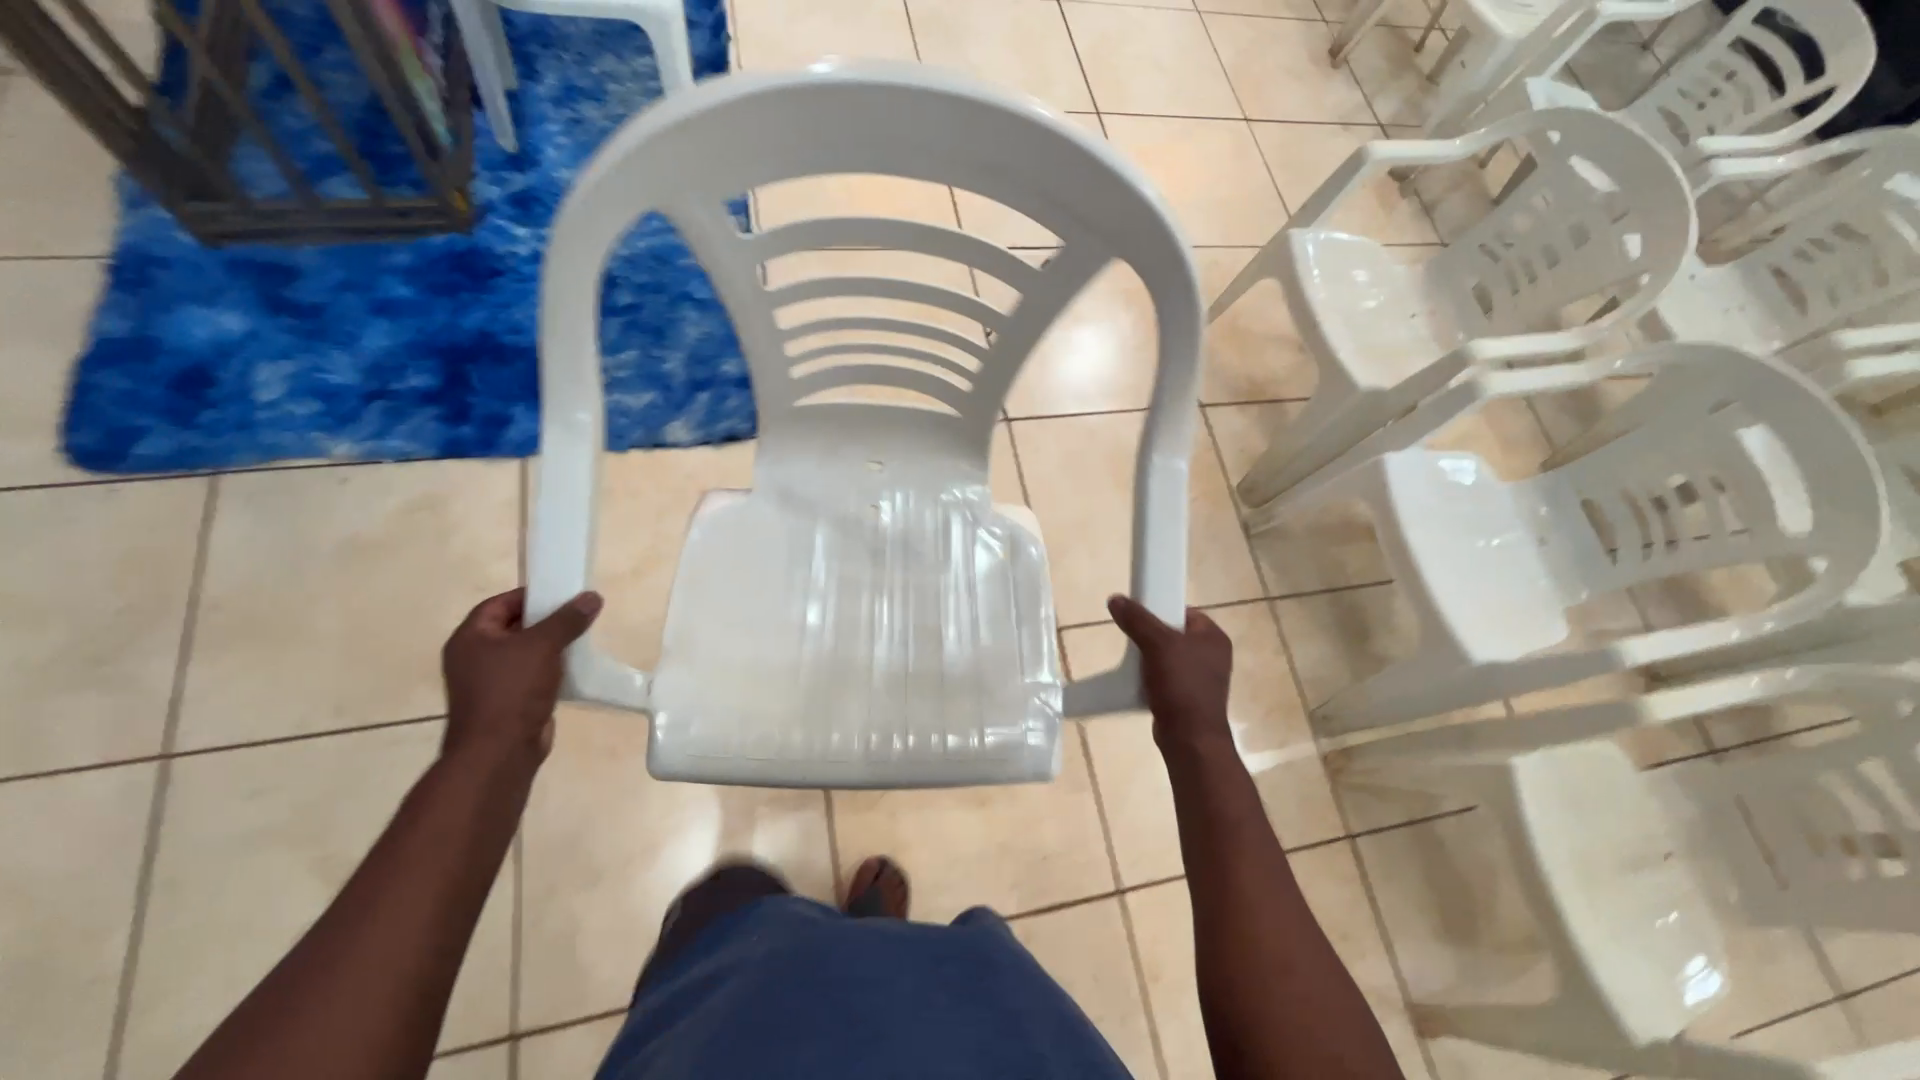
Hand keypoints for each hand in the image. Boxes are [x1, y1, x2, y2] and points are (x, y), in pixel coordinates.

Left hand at [441, 588, 602, 769]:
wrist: (500, 752)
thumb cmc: (512, 690)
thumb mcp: (542, 646)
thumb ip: (567, 619)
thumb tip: (592, 597)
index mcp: (470, 638)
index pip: (499, 604)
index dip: (530, 595)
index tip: (561, 593)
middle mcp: (474, 657)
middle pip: (513, 627)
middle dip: (545, 621)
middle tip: (576, 615)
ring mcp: (488, 682)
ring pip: (524, 653)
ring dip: (550, 647)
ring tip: (580, 638)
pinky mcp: (507, 702)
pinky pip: (530, 676)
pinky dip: (550, 670)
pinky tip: (574, 668)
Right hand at [1108, 595, 1233, 755]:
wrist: (1189, 738)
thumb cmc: (1181, 685)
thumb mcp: (1157, 644)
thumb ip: (1137, 620)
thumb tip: (1116, 599)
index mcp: (1214, 637)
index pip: (1185, 611)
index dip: (1161, 609)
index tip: (1139, 616)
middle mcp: (1212, 655)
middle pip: (1174, 634)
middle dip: (1151, 637)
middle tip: (1131, 638)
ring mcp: (1202, 679)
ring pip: (1168, 658)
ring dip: (1149, 659)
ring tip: (1131, 660)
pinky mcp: (1189, 698)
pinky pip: (1166, 679)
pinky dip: (1151, 678)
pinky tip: (1137, 682)